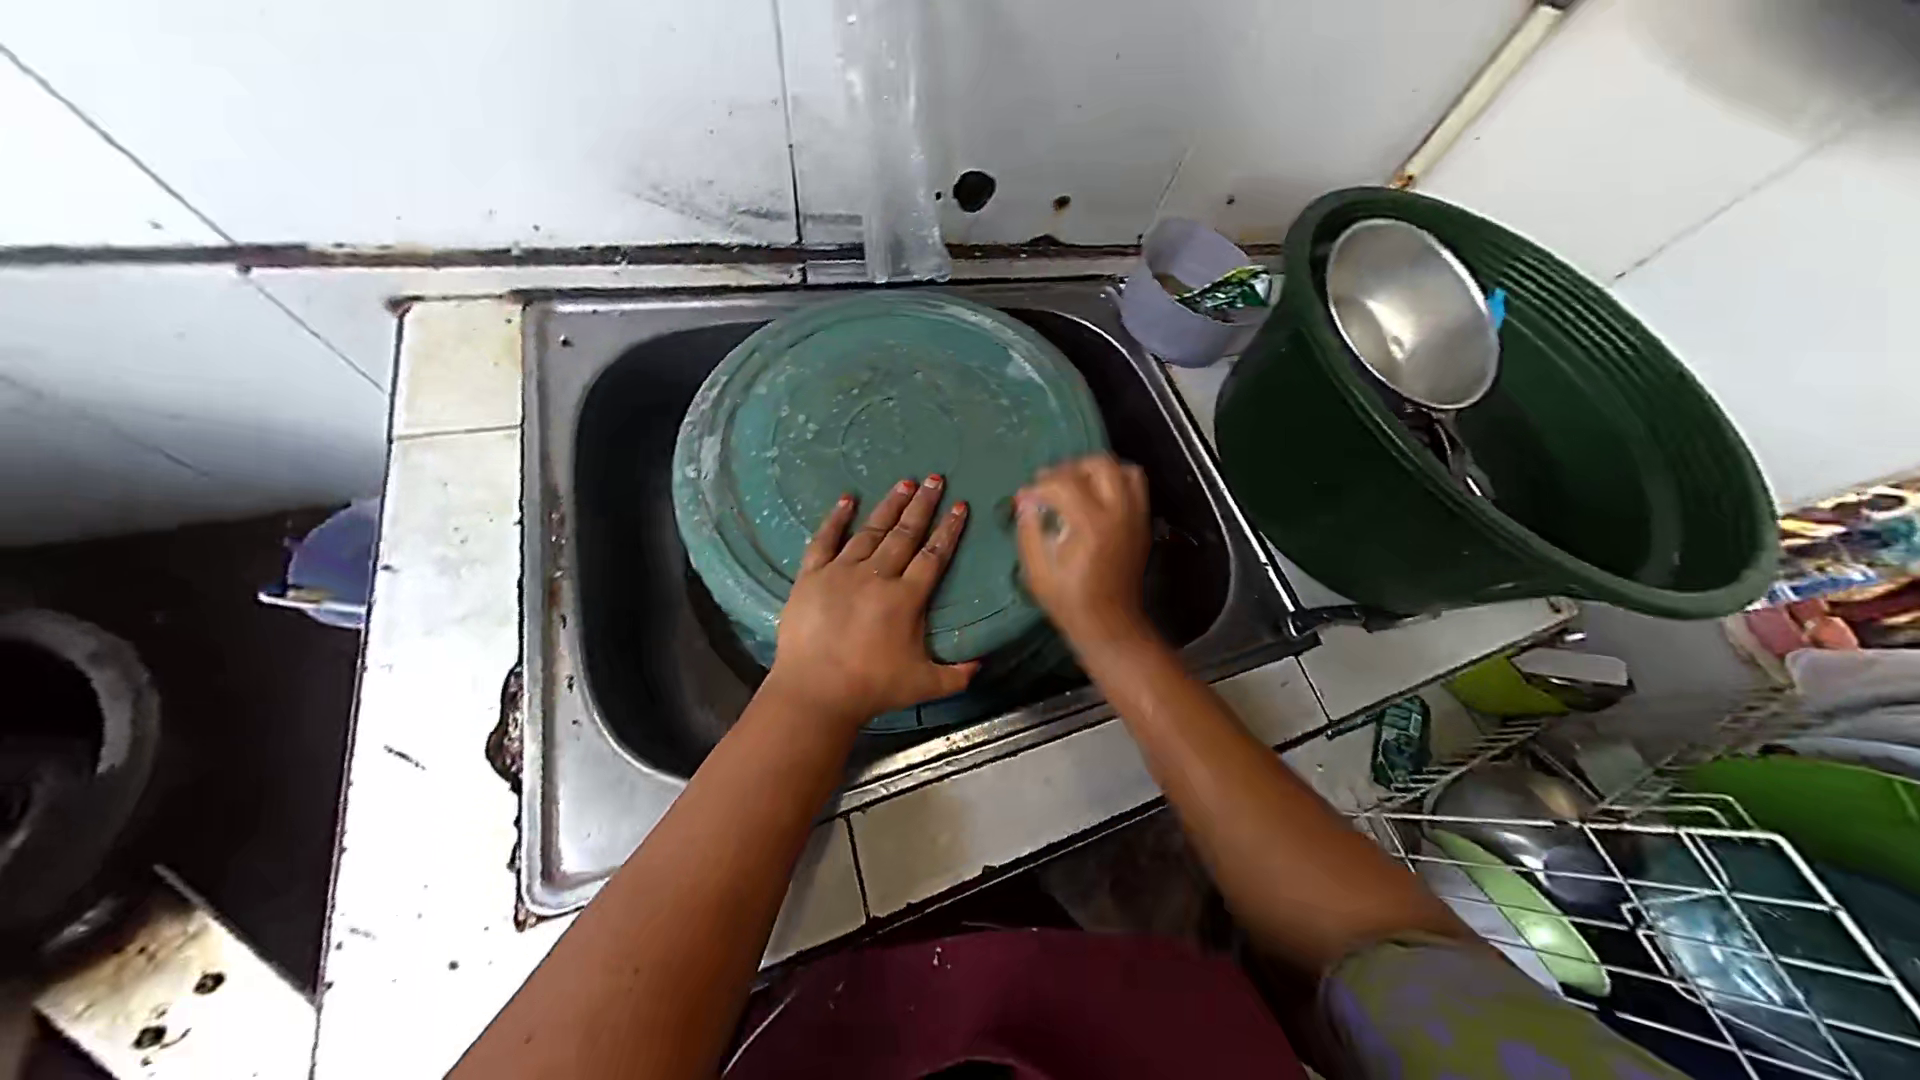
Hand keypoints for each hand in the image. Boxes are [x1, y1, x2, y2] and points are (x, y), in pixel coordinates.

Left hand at [766, 475, 979, 724]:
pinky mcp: (811, 576)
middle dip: (923, 505)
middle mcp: (876, 576)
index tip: (959, 506)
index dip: (948, 530)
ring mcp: (841, 572)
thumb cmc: (871, 688)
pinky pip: (824, 540)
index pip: (933, 555)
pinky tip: (846, 499)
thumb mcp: (925, 686)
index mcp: (905, 598)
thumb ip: (957, 675)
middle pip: (905, 534)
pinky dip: (835, 519)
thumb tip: (981, 664)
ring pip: (870, 531)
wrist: (814, 692)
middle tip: (935, 479)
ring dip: (889, 506)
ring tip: (904, 483)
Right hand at [1015, 455, 1154, 649]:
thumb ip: (1029, 527)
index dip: (1039, 486)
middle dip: (1070, 468)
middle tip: (1051, 484)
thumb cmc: (1068, 599)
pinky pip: (1135, 486)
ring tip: (1076, 486)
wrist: (1109, 623)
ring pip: (1123, 469)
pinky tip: (1095, 498)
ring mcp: (1136, 516)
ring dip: (1096, 471)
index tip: (1026, 498)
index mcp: (1091, 525)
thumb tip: (1026, 499)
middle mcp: (1119, 513)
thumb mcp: (1037, 568)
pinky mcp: (1143, 523)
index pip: (1064, 483)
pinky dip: (1115, 482)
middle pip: (1100, 464)